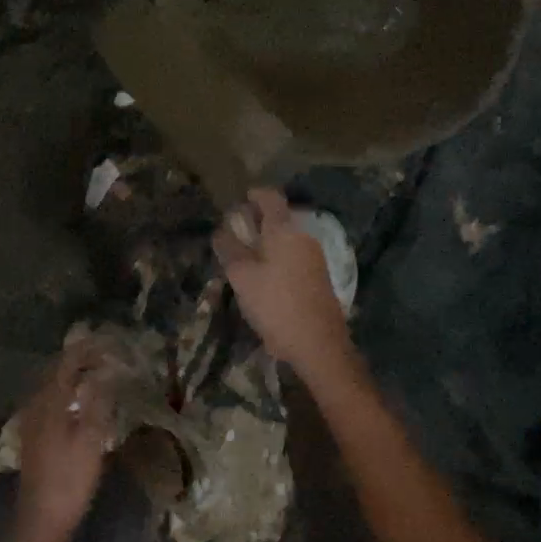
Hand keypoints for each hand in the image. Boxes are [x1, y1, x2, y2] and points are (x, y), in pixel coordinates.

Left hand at [14, 339, 113, 541]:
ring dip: (70, 374)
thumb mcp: (91, 441)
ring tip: (93, 372)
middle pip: (55, 370)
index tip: (106, 342)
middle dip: (77, 358)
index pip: (67, 362)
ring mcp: (31, 418)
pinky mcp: (32, 433)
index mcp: (50, 400)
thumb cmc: (70, 479)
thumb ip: (97, 403)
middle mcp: (36, 402)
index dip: (85, 349)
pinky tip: (76, 401)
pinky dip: (64, 390)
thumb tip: (103, 373)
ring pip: (50, 384)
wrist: (41, 517)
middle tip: (102, 354)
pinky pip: (48, 398)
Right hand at [213, 188, 354, 380]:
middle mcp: (304, 238)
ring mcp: (315, 259)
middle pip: (278, 218)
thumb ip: (228, 247)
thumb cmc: (275, 304)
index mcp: (285, 230)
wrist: (319, 347)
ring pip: (285, 239)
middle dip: (254, 222)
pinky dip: (275, 259)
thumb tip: (221, 229)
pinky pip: (292, 257)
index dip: (252, 194)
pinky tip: (262, 280)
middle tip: (232, 236)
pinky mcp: (318, 279)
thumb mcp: (241, 275)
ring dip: (264, 243)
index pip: (270, 197)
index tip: (235, 204)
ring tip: (242, 261)